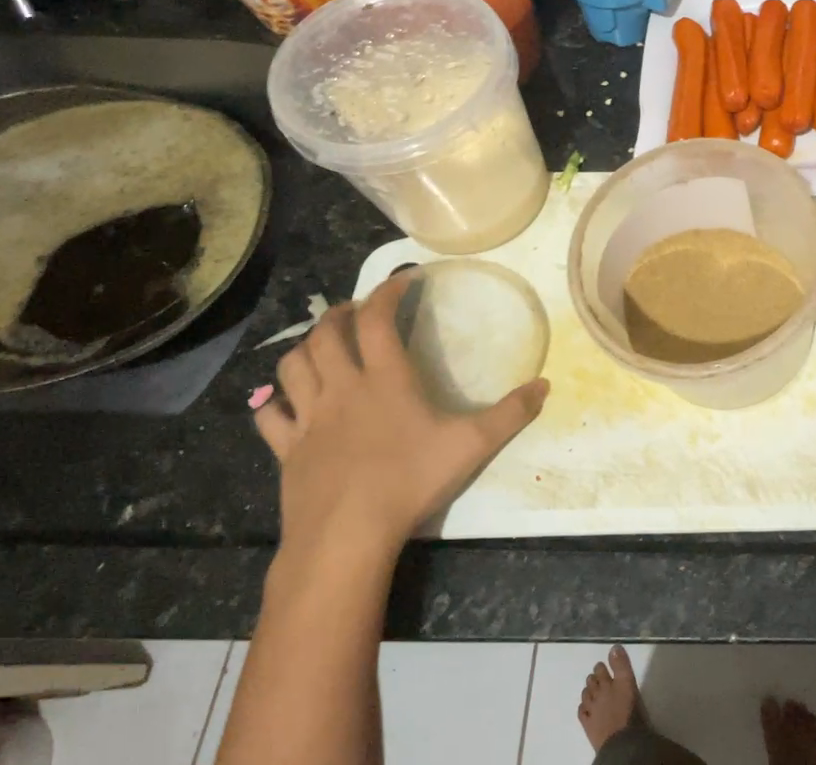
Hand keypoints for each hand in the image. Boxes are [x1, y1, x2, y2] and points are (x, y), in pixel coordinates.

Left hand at [255, 272, 548, 555]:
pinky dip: (276, 402)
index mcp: (385, 380)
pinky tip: (287, 403)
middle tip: (356, 310)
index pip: (377, 320)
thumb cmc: (410, 482)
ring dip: (304, 348)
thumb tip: (545, 385)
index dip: (386, 292)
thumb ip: (510, 414)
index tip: (402, 280)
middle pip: (326, 335)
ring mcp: (309, 420)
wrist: (346, 535)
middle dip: (340, 314)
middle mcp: (342, 389)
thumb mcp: (472, 446)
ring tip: (321, 346)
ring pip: (292, 367)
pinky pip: (271, 416)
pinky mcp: (287, 450)